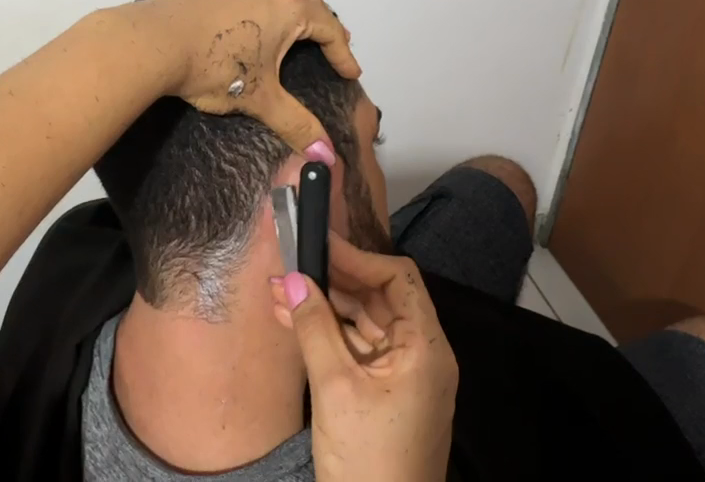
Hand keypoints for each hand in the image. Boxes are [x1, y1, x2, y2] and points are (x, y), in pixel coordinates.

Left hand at [127, 0, 359, 152]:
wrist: (155, 43)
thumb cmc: (216, 68)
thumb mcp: (261, 99)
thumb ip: (296, 125)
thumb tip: (327, 157)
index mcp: (290, 8)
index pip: (329, 29)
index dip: (343, 54)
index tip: (351, 72)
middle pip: (308, 0)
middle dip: (323, 23)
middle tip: (332, 45)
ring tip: (293, 10)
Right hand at [272, 237, 457, 481]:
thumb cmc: (369, 461)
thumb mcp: (336, 388)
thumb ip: (314, 327)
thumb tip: (292, 279)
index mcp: (425, 348)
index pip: (398, 280)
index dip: (359, 258)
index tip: (320, 244)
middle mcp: (420, 354)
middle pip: (378, 298)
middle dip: (333, 281)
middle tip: (290, 265)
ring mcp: (402, 375)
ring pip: (362, 323)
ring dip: (323, 306)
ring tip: (278, 292)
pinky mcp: (384, 393)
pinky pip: (355, 349)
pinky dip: (326, 334)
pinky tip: (291, 321)